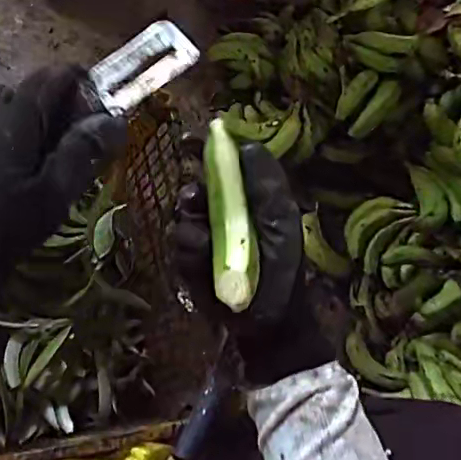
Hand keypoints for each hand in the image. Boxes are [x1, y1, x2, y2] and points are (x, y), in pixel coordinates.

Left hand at [0, 66, 125, 322]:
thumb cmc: (7, 224)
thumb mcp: (55, 192)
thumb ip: (82, 151)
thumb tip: (113, 121)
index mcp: (15, 118)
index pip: (52, 78)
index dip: (79, 83)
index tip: (98, 103)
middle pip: (27, 91)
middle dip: (56, 103)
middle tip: (78, 133)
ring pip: (4, 111)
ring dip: (31, 122)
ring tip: (50, 154)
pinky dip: (8, 139)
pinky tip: (15, 171)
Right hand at [171, 142, 331, 385]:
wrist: (270, 318)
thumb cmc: (282, 264)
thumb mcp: (281, 220)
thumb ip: (265, 184)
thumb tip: (246, 146)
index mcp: (244, 195)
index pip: (220, 163)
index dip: (204, 148)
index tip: (189, 142)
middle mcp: (219, 210)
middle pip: (193, 186)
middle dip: (191, 190)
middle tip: (194, 198)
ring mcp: (201, 235)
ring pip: (180, 215)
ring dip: (189, 221)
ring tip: (202, 237)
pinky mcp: (188, 261)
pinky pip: (178, 246)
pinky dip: (189, 250)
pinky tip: (202, 259)